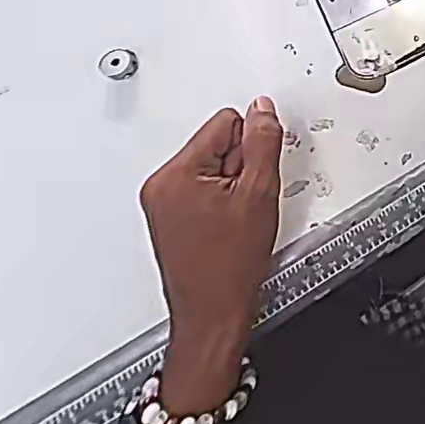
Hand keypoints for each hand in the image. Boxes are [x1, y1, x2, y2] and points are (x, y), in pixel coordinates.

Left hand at [141, 98, 284, 411]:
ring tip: (235, 217)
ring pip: (214, 162)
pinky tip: (228, 223)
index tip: (251, 178)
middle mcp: (161, 183)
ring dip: (233, 182)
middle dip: (240, 165)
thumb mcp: (259, 193)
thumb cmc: (229, 266)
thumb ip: (263, 141)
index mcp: (176, 174)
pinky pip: (204, 183)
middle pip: (218, 141)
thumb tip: (261, 108)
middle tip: (243, 203)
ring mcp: (162, 200)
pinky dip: (223, 197)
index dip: (251, 147)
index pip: (226, 121)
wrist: (214, 314)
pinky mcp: (169, 213)